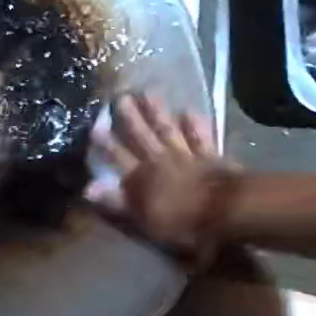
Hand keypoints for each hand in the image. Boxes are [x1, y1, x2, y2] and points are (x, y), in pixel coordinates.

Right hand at [86, 92, 236, 259]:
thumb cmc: (182, 223)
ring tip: (149, 91)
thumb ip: (116, 202)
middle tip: (121, 96)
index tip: (94, 125)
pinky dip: (195, 124)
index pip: (119, 158)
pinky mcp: (212, 157)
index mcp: (142, 179)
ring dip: (158, 112)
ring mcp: (188, 157)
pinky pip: (201, 137)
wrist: (227, 212)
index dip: (106, 144)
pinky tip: (189, 110)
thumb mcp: (142, 220)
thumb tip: (87, 188)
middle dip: (131, 118)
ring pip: (168, 130)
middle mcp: (161, 161)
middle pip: (143, 137)